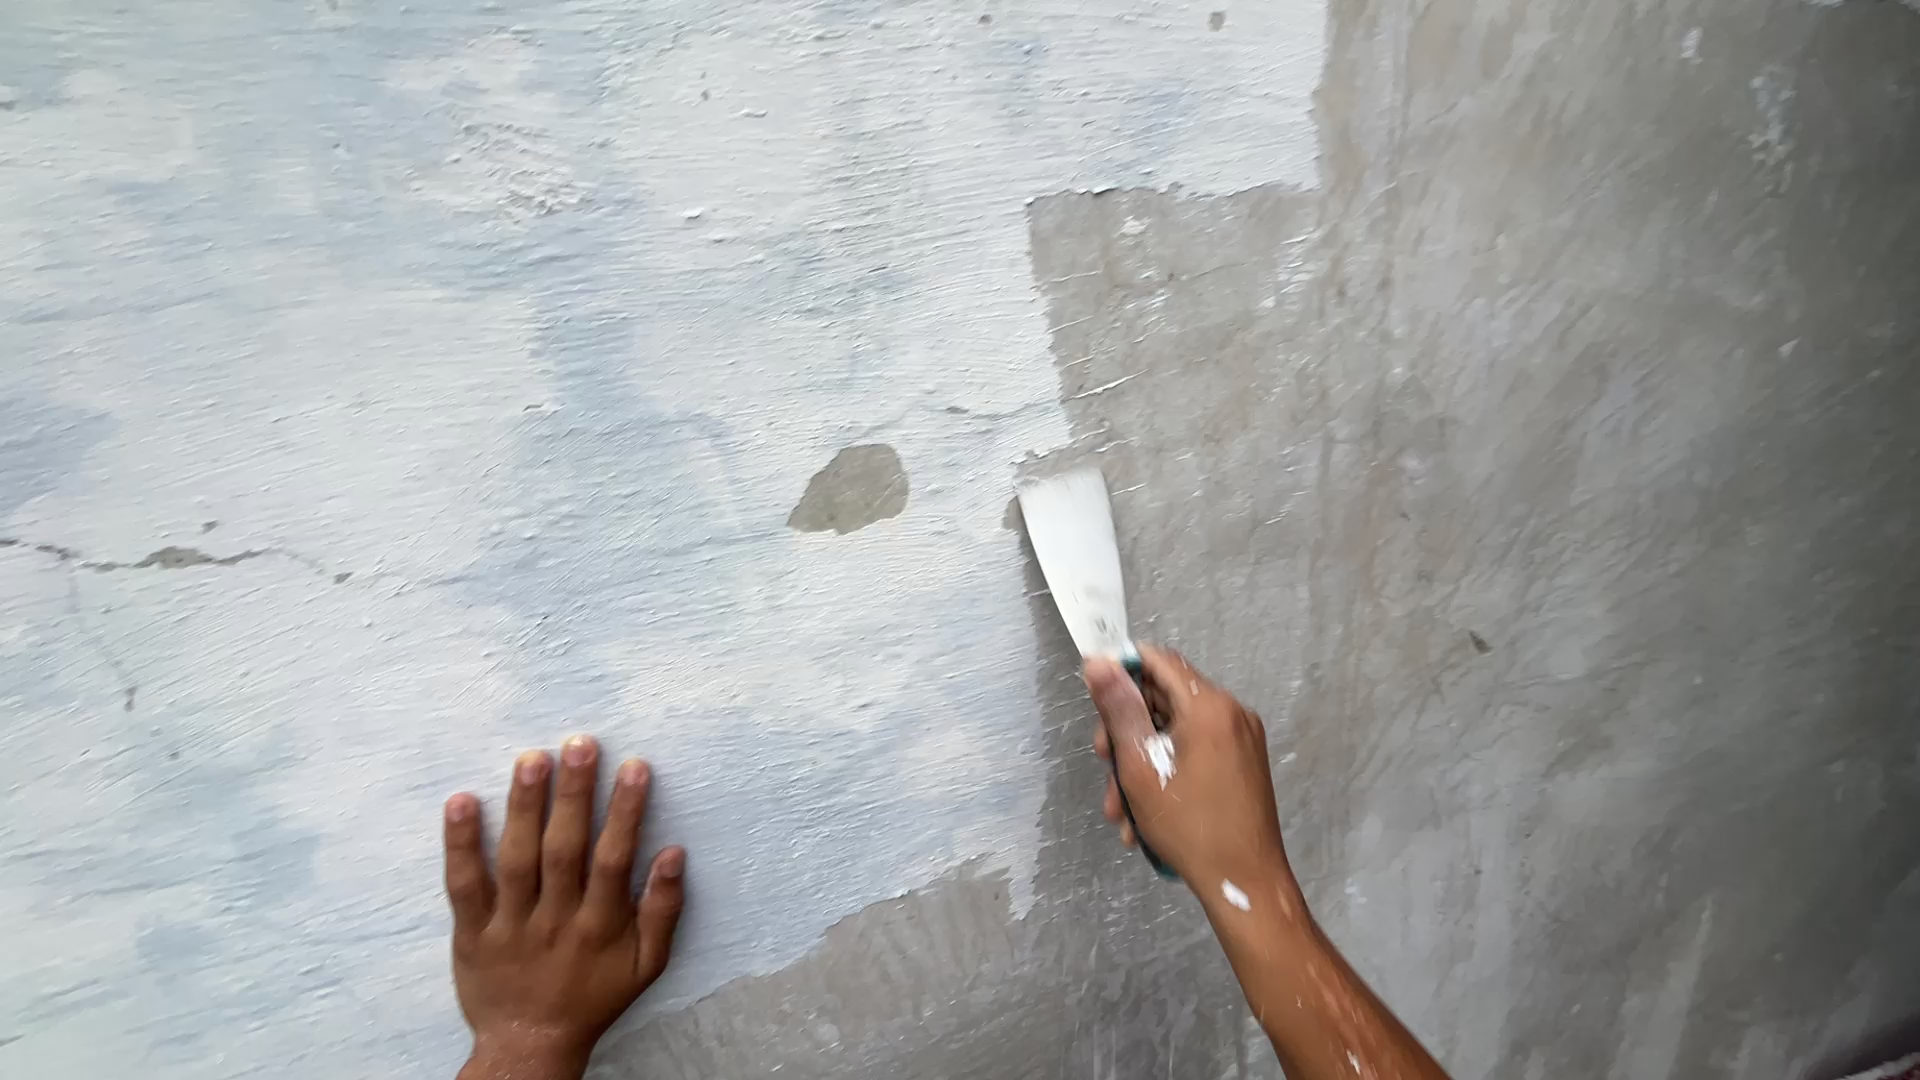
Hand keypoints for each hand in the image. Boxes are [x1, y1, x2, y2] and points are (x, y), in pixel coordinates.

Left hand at [444, 736, 685, 1079]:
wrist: (529, 1047)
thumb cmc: (597, 995)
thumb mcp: (649, 963)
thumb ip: (664, 908)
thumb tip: (674, 852)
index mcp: (600, 925)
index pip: (615, 857)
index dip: (625, 810)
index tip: (635, 765)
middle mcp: (554, 920)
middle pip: (564, 849)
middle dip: (573, 794)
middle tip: (580, 744)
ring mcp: (509, 925)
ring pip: (516, 859)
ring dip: (523, 806)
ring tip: (531, 758)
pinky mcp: (470, 933)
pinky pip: (463, 885)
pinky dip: (460, 844)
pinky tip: (462, 801)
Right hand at [1085, 647, 1295, 909]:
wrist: (1247, 887)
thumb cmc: (1190, 826)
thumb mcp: (1140, 766)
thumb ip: (1118, 708)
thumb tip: (1098, 661)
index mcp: (1209, 706)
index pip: (1158, 660)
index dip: (1122, 671)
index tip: (1096, 701)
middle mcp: (1230, 712)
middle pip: (1163, 698)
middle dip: (1126, 730)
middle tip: (1104, 763)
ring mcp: (1241, 738)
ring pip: (1174, 731)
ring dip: (1141, 761)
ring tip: (1120, 808)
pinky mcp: (1242, 762)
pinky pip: (1193, 750)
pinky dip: (1166, 770)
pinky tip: (1144, 813)